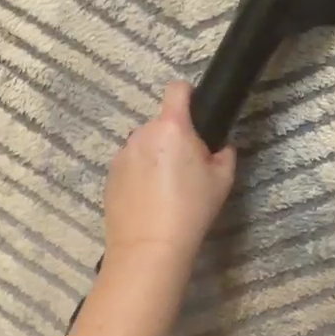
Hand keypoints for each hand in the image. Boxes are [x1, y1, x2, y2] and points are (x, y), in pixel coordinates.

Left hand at [102, 82, 236, 271]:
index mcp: (172, 128)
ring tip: (167, 187)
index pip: (176, 89)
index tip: (196, 111)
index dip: (188, 94)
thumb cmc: (191, 209)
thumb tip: (219, 149)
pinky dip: (140, 173)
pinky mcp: (110, 175)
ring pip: (145, 144)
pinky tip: (150, 199)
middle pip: (161, 122)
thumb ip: (224, 154)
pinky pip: (131, 163)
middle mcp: (143, 133)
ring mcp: (123, 154)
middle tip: (188, 166)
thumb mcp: (222, 180)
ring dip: (156, 154)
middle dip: (174, 136)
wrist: (149, 246)